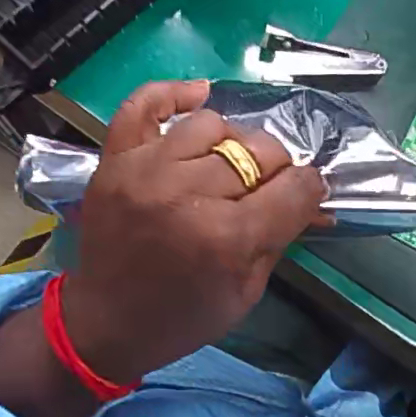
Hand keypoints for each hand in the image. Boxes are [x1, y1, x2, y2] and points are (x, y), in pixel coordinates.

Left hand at [59, 80, 328, 383]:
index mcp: (225, 238)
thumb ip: (280, 236)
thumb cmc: (180, 318)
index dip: (308, 190)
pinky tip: (197, 96)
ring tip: (226, 165)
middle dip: (275, 169)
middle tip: (265, 188)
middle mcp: (186, 194)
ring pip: (212, 124)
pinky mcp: (114, 160)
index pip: (295, 187)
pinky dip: (172, 93)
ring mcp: (145, 170)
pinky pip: (143, 104)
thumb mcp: (245, 292)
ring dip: (231, 143)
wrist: (105, 323)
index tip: (303, 195)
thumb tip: (311, 195)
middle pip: (259, 151)